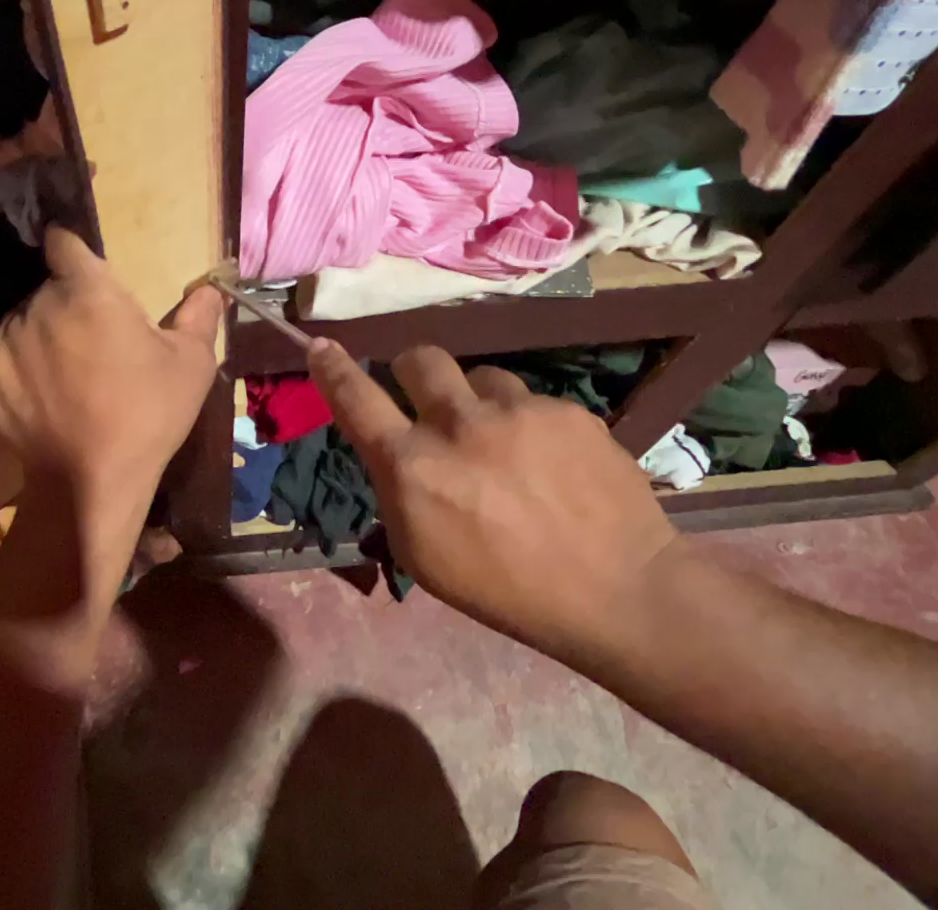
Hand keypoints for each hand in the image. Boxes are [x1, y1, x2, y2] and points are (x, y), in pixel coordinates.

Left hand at [0, 228, 224, 502]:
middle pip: (49, 289)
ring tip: (67, 378)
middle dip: (68, 306)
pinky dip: (21, 370)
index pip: (64, 242)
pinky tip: (45, 399)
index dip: (73, 250)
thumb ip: (200, 316)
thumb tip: (210, 289)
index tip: (84, 270)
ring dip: (42, 337)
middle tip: (94, 345)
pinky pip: (4, 358)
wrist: (93, 483)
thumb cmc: (149, 417)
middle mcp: (38, 306)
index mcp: (88, 292)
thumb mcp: (192, 365)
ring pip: (23, 323)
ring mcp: (5, 344)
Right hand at [308, 341, 679, 656]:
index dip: (332, 369)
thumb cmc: (504, 590)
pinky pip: (530, 399)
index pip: (356, 400)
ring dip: (478, 402)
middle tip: (430, 402)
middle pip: (418, 359)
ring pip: (480, 376)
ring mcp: (517, 410)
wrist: (616, 590)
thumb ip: (398, 491)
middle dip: (413, 374)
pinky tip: (551, 462)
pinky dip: (528, 423)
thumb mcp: (421, 554)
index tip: (320, 346)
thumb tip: (395, 450)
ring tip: (505, 443)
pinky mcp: (566, 408)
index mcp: (413, 467)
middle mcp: (458, 424)